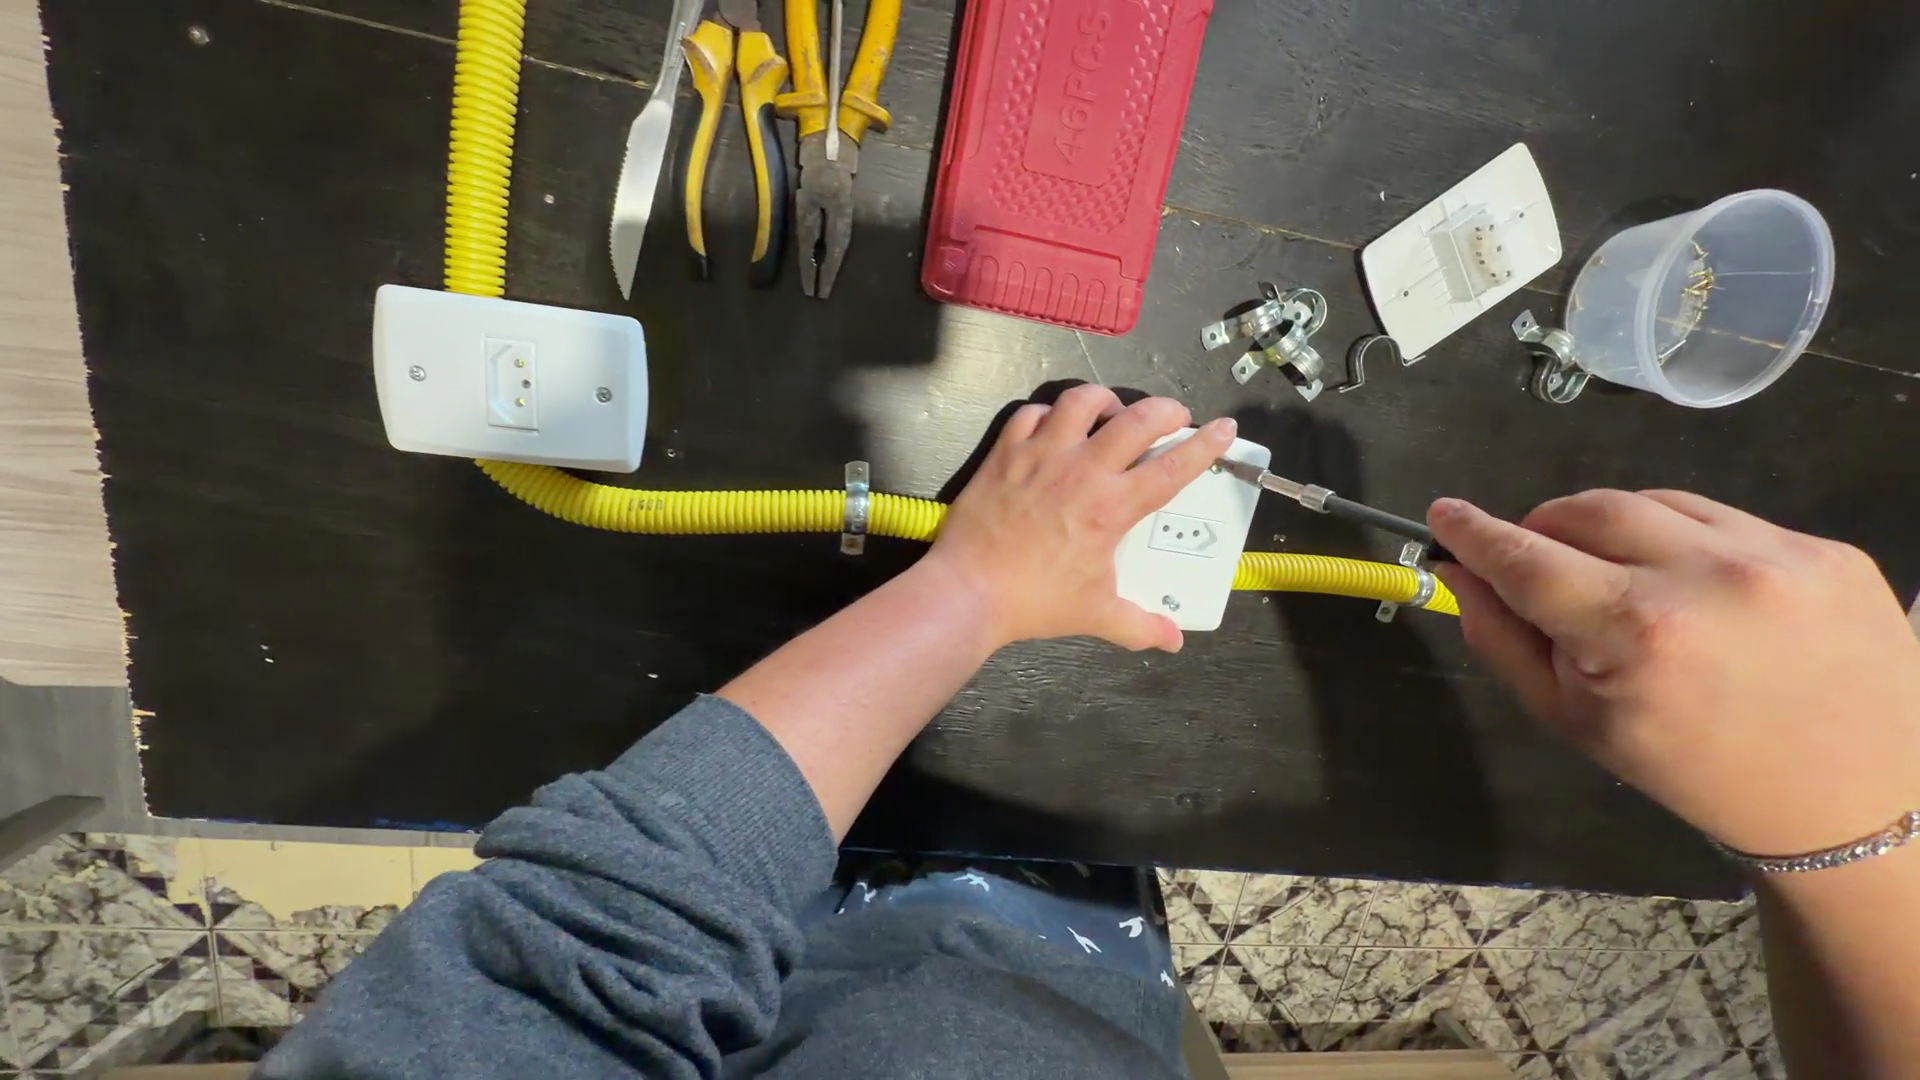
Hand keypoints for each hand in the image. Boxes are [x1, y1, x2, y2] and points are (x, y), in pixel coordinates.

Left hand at [924, 385, 1235, 652]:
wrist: (969, 590)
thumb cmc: (1035, 601)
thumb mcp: (1095, 614)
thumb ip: (1140, 625)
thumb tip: (1172, 640)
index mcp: (1112, 507)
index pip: (1173, 467)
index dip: (1205, 445)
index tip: (1223, 428)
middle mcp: (1082, 470)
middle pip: (1138, 419)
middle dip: (1166, 410)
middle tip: (1172, 417)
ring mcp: (1041, 454)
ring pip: (1082, 401)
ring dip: (1105, 400)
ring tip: (1110, 414)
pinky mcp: (1005, 451)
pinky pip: (1031, 413)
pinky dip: (1048, 414)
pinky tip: (1053, 427)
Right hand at [1429, 490, 1919, 856]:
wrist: (1859, 802)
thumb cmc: (1684, 766)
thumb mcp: (1566, 715)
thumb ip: (1497, 635)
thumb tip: (1457, 571)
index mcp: (1635, 632)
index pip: (1524, 558)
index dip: (1473, 532)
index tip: (1441, 514)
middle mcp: (1710, 577)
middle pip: (1582, 511)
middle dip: (1540, 530)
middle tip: (1535, 566)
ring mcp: (1782, 557)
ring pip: (1647, 502)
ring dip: (1605, 529)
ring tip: (1614, 576)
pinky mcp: (1832, 551)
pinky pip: (1714, 515)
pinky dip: (1672, 538)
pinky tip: (1686, 586)